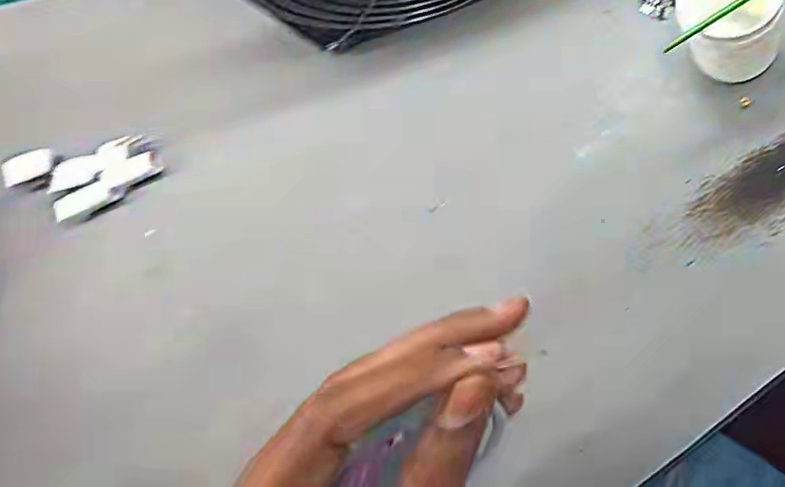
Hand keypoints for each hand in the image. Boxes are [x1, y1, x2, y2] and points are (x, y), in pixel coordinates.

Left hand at [239, 297, 530, 486]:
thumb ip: (433, 470)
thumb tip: (479, 380)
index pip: (336, 408)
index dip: (417, 372)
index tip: (492, 355)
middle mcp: (272, 467)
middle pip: (356, 382)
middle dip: (443, 343)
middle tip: (513, 314)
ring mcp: (298, 460)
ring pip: (373, 385)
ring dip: (449, 354)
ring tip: (510, 338)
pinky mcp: (335, 461)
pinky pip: (384, 407)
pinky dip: (440, 382)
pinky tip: (485, 377)